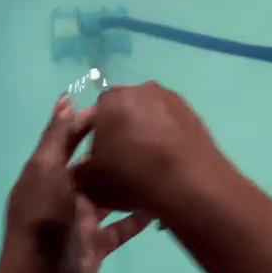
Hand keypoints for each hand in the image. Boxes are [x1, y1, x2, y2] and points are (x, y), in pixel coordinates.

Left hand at [0, 95, 150, 272]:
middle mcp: (62, 193)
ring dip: (127, 183)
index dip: (88, 122)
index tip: (118, 107)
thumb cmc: (43, 220)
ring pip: (108, 195)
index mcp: (46, 173)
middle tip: (144, 133)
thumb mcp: (45, 171)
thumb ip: (56, 137)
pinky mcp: (96, 245)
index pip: (68, 139)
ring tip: (156, 164)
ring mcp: (79, 221)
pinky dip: (137, 217)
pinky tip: (159, 204)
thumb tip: (65, 100)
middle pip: (90, 166)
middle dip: (111, 151)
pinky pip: (120, 227)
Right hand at [72, 82, 235, 219]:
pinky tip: (169, 160)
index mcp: (111, 100)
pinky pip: (171, 122)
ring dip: (146, 132)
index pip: (95, 113)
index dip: (95, 136)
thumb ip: (79, 171)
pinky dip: (167, 137)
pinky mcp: (192, 111)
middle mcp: (140, 89)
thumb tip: (81, 167)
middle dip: (122, 130)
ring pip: (150, 114)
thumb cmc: (131, 177)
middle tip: (124, 161)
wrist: (187, 182)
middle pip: (124, 109)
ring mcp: (170, 98)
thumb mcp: (91, 183)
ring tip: (149, 163)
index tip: (100, 159)